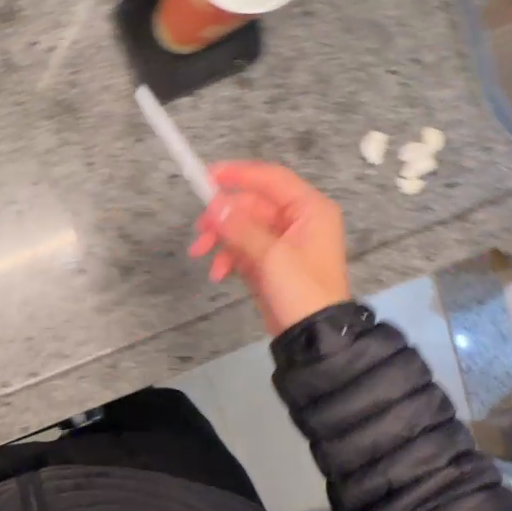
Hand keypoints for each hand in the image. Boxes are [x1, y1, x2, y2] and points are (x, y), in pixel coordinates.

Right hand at [190, 161, 350, 335]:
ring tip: (200, 255)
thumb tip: (214, 205)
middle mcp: (298, 221)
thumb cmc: (301, 290)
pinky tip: (218, 273)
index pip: (271, 180)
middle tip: (198, 232)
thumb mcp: (271, 256)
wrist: (313, 335)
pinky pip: (243, 250)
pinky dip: (228, 258)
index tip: (206, 176)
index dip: (238, 175)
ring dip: (221, 240)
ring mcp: (283, 244)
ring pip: (243, 228)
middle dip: (223, 218)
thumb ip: (241, 228)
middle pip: (252, 206)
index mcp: (309, 209)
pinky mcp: (270, 264)